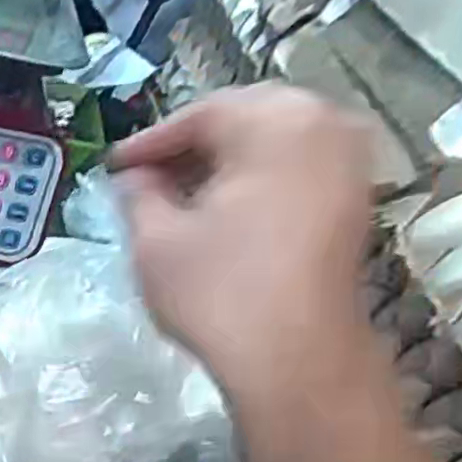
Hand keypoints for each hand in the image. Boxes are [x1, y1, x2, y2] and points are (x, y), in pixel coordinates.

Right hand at [109, 84, 377, 398]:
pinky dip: (249, 176)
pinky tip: (214, 208)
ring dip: (220, 159)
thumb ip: (139, 197)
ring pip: (272, 140)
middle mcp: (325, 127)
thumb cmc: (214, 290)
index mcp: (277, 127)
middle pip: (246, 116)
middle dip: (189, 142)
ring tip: (173, 192)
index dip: (151, 139)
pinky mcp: (349, 198)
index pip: (205, 112)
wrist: (288, 349)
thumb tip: (133, 178)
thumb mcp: (155, 241)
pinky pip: (292, 165)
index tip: (112, 168)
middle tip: (141, 175)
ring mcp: (347, 162)